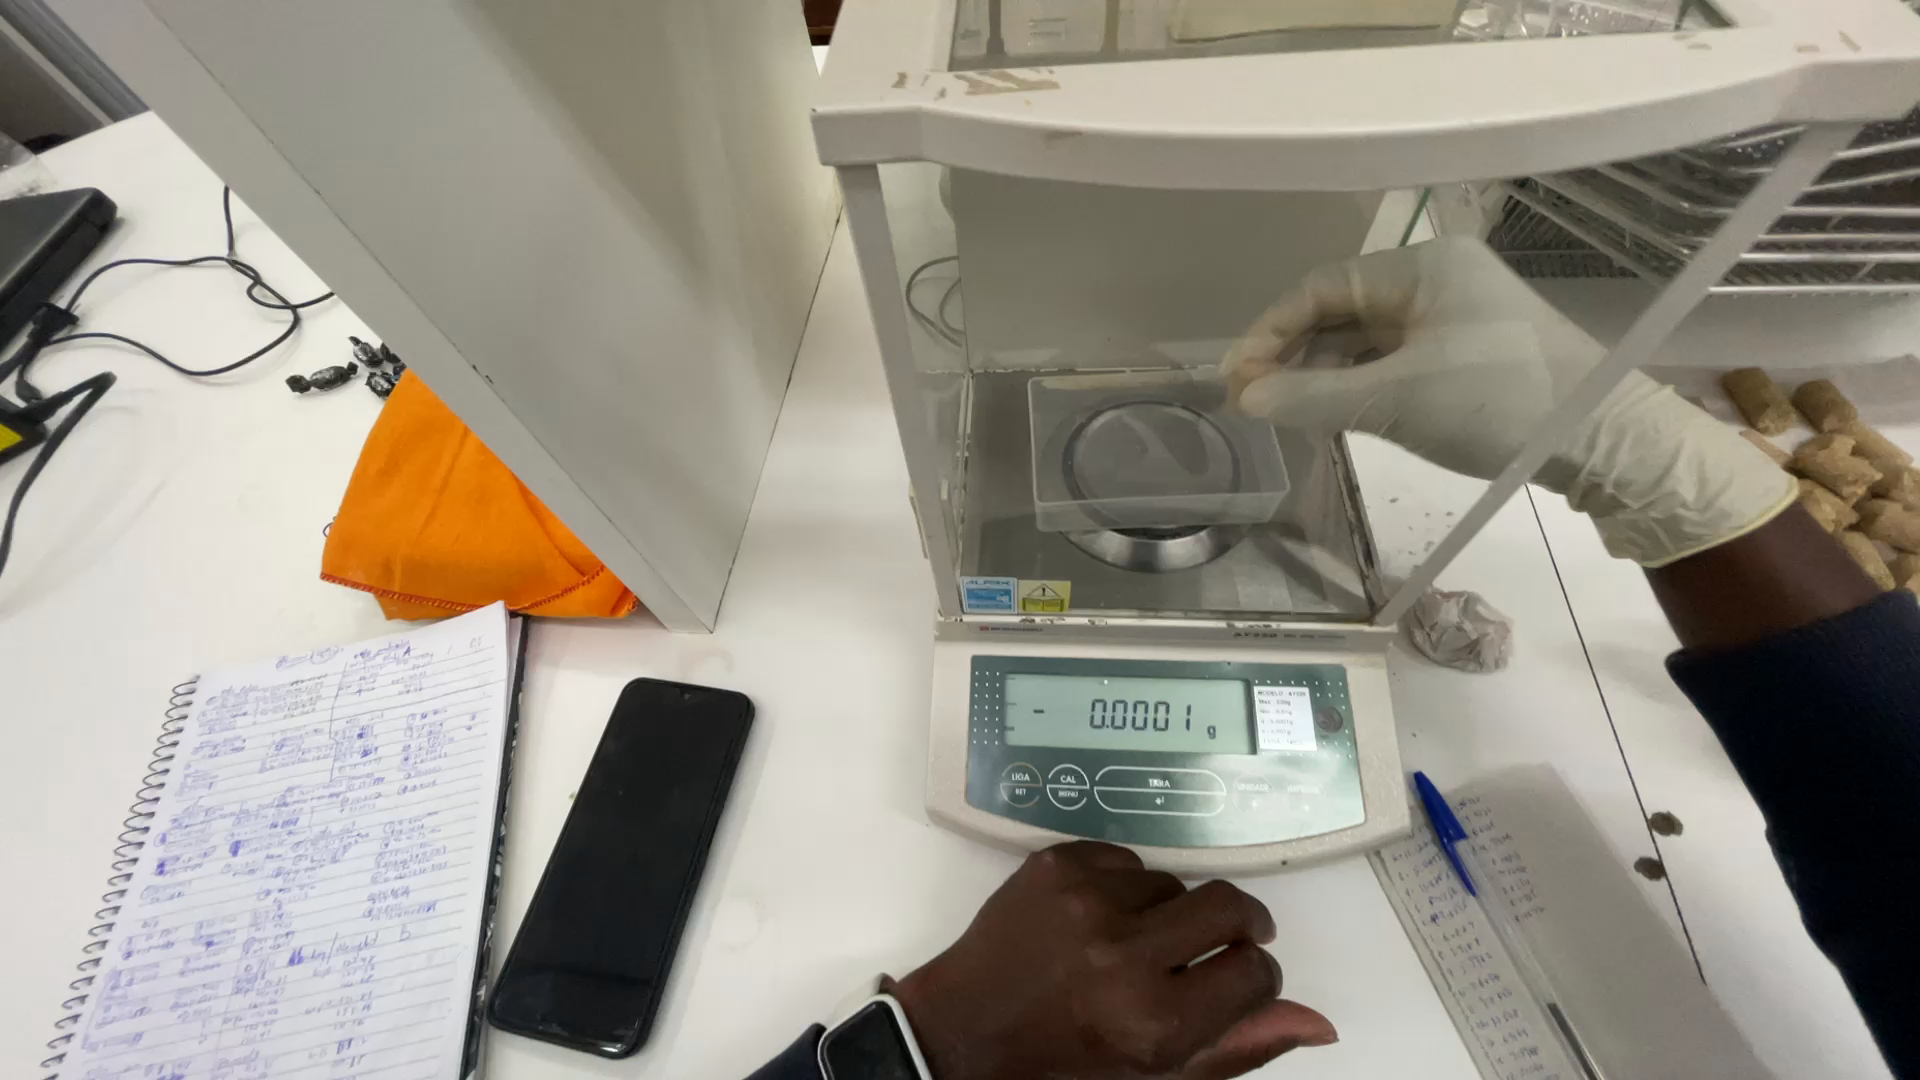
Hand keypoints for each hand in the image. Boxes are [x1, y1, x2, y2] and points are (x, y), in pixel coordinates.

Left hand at [890, 841, 1336, 1079]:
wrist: (969, 1025)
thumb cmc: (1065, 1059)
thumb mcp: (1154, 1076)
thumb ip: (1238, 1046)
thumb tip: (1317, 1019)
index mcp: (1154, 1021)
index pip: (1254, 973)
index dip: (1256, 973)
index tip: (1241, 972)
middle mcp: (1123, 950)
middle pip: (1227, 904)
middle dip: (1241, 921)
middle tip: (1230, 933)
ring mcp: (1085, 896)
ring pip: (1171, 880)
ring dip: (1168, 907)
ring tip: (1136, 938)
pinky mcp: (1055, 861)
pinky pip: (1122, 856)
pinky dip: (1123, 882)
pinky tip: (1099, 913)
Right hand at [1220, 236, 1794, 566]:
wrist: (1603, 442)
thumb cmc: (1498, 403)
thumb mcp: (1394, 400)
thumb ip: (1310, 396)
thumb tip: (1243, 398)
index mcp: (1422, 268)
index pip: (1320, 289)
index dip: (1268, 331)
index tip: (1235, 378)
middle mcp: (1430, 282)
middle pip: (1334, 312)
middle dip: (1286, 354)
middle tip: (1248, 399)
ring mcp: (1443, 317)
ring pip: (1354, 339)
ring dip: (1312, 372)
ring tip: (1276, 409)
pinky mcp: (1452, 353)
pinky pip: (1379, 362)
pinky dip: (1344, 384)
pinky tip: (1320, 409)